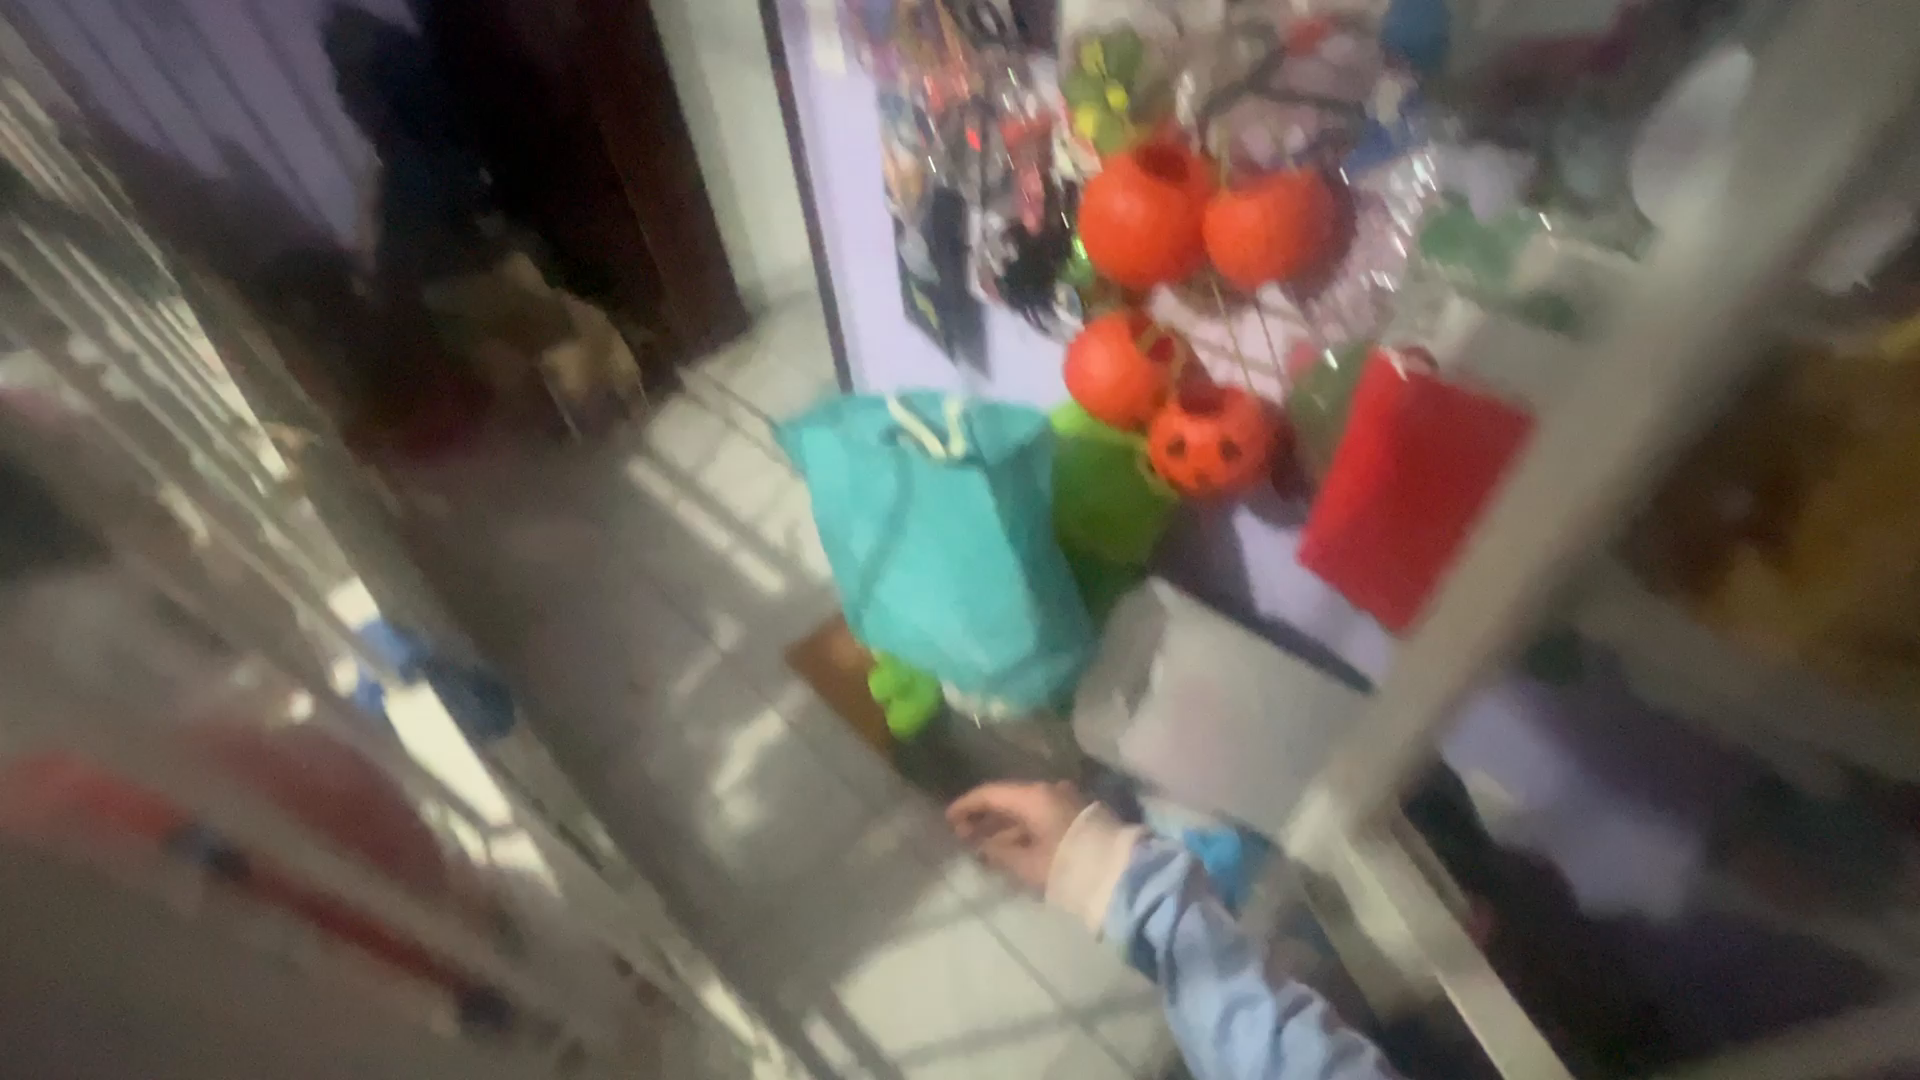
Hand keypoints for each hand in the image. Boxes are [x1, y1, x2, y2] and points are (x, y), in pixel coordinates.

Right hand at [946, 781, 1088, 891]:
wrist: (1120, 873)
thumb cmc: (1068, 866)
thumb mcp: (1027, 864)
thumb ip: (998, 853)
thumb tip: (980, 847)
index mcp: (1034, 796)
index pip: (991, 793)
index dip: (966, 806)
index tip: (948, 819)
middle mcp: (1049, 790)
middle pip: (1008, 798)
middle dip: (984, 816)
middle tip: (962, 834)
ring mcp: (1065, 801)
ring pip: (1025, 809)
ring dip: (1003, 825)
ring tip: (982, 844)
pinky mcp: (1076, 815)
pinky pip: (1040, 816)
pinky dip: (1022, 828)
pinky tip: (1010, 846)